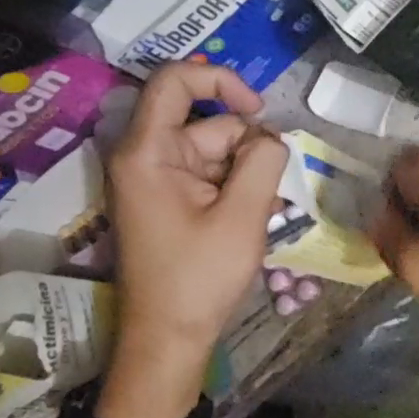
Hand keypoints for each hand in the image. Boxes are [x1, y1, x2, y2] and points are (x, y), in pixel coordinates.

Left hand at [102, 64, 286, 417]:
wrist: (168, 338)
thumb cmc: (200, 277)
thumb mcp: (244, 216)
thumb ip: (263, 162)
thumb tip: (271, 138)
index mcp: (149, 153)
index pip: (175, 81)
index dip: (220, 79)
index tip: (260, 110)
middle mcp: (146, 158)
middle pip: (208, 123)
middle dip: (248, 148)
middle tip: (271, 189)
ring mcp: (157, 181)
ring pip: (217, 152)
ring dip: (248, 174)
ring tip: (264, 213)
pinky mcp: (169, 202)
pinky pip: (211, 176)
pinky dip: (237, 190)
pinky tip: (254, 219)